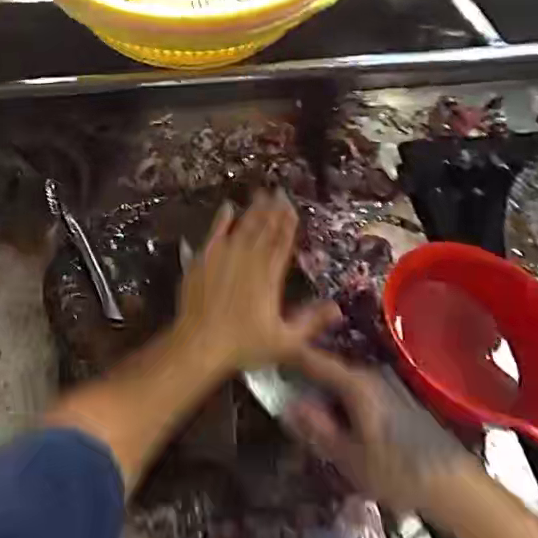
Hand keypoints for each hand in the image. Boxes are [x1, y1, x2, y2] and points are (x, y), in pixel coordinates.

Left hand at [174, 190, 341, 373]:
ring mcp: (225, 256)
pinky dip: (223, 219)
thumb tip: (338, 308)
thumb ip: (311, 322)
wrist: (199, 343)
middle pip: (264, 230)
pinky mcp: (205, 258)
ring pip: (243, 226)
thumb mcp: (285, 341)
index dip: (288, 226)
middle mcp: (249, 259)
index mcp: (269, 276)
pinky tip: (228, 207)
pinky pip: (215, 232)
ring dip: (254, 210)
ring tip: (262, 193)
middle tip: (279, 193)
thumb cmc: (242, 344)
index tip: (293, 209)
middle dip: (273, 211)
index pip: (282, 244)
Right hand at [284, 347, 475, 515]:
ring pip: (345, 382)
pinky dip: (344, 400)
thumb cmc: (397, 471)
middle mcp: (370, 375)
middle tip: (285, 395)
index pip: (315, 359)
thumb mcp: (349, 456)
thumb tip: (289, 405)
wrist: (452, 484)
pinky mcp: (396, 398)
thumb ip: (318, 428)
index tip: (269, 359)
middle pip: (330, 369)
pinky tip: (340, 422)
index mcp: (356, 384)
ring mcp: (386, 385)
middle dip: (307, 380)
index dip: (290, 357)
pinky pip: (359, 391)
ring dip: (326, 393)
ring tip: (309, 413)